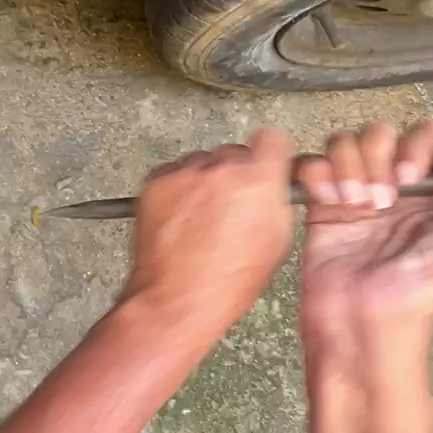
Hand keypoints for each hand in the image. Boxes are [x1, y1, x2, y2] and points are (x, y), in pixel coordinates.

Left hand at [121, 128, 296, 342]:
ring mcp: (184, 174)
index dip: (270, 152)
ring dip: (203, 180)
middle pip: (233, 153)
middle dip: (234, 173)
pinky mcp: (156, 181)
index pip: (272, 137)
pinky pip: (172, 173)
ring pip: (201, 162)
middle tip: (228, 204)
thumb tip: (275, 181)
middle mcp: (220, 169)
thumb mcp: (276, 239)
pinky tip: (180, 217)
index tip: (265, 162)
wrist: (177, 295)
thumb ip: (276, 199)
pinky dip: (176, 188)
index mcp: (257, 180)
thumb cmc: (228, 278)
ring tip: (200, 217)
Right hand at [296, 121, 432, 332]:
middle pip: (380, 133)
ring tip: (353, 205)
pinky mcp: (319, 202)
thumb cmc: (419, 288)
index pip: (427, 136)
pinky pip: (310, 164)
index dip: (416, 148)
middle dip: (376, 159)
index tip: (409, 178)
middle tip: (379, 201)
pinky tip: (327, 202)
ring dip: (346, 167)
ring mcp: (354, 190)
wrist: (362, 317)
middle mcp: (395, 183)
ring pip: (342, 143)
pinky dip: (316, 175)